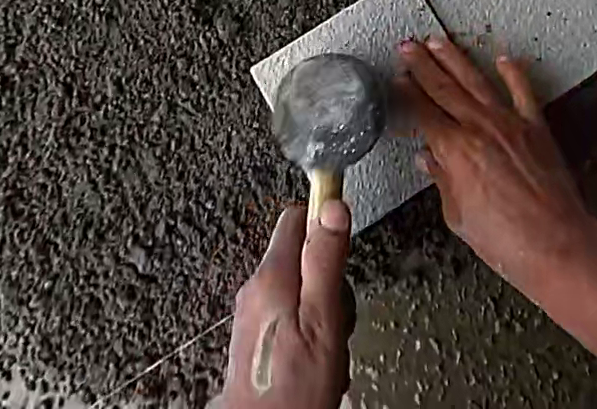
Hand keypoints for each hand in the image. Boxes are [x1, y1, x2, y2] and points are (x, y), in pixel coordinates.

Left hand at [220, 202, 351, 408]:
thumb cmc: (293, 392)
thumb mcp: (322, 318)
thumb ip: (326, 260)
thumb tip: (332, 206)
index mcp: (271, 277)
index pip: (297, 216)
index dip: (325, 224)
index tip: (343, 248)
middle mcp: (256, 290)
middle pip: (304, 254)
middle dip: (331, 277)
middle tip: (337, 311)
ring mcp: (254, 316)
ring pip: (302, 286)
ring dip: (325, 308)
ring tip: (328, 341)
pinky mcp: (257, 339)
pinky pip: (293, 314)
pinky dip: (311, 329)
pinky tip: (317, 357)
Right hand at [398, 36, 595, 284]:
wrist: (554, 240)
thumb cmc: (505, 239)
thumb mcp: (459, 215)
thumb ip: (442, 179)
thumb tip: (428, 159)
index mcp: (457, 151)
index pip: (424, 113)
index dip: (408, 93)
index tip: (397, 78)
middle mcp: (481, 128)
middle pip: (445, 88)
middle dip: (423, 64)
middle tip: (408, 46)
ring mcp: (510, 123)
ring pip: (477, 82)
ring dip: (456, 59)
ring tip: (439, 42)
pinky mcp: (535, 126)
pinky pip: (522, 91)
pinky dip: (513, 73)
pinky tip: (503, 58)